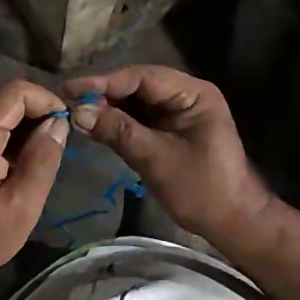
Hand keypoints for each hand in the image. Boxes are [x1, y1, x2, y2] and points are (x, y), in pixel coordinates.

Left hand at [0, 79, 67, 296]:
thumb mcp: (23, 205)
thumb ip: (43, 158)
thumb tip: (59, 124)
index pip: (15, 92)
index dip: (46, 100)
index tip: (66, 127)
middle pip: (2, 91)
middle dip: (34, 107)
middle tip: (55, 138)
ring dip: (20, 116)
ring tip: (39, 147)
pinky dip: (3, 125)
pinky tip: (16, 154)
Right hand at [62, 65, 271, 242]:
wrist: (232, 221)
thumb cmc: (202, 189)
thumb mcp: (157, 159)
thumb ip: (118, 132)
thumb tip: (78, 113)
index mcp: (193, 93)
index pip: (142, 77)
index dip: (104, 82)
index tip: (71, 89)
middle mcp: (185, 94)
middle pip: (137, 85)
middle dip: (103, 93)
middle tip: (67, 100)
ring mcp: (177, 111)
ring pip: (135, 101)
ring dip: (107, 106)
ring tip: (74, 111)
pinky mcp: (169, 128)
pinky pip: (138, 117)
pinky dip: (116, 121)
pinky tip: (93, 124)